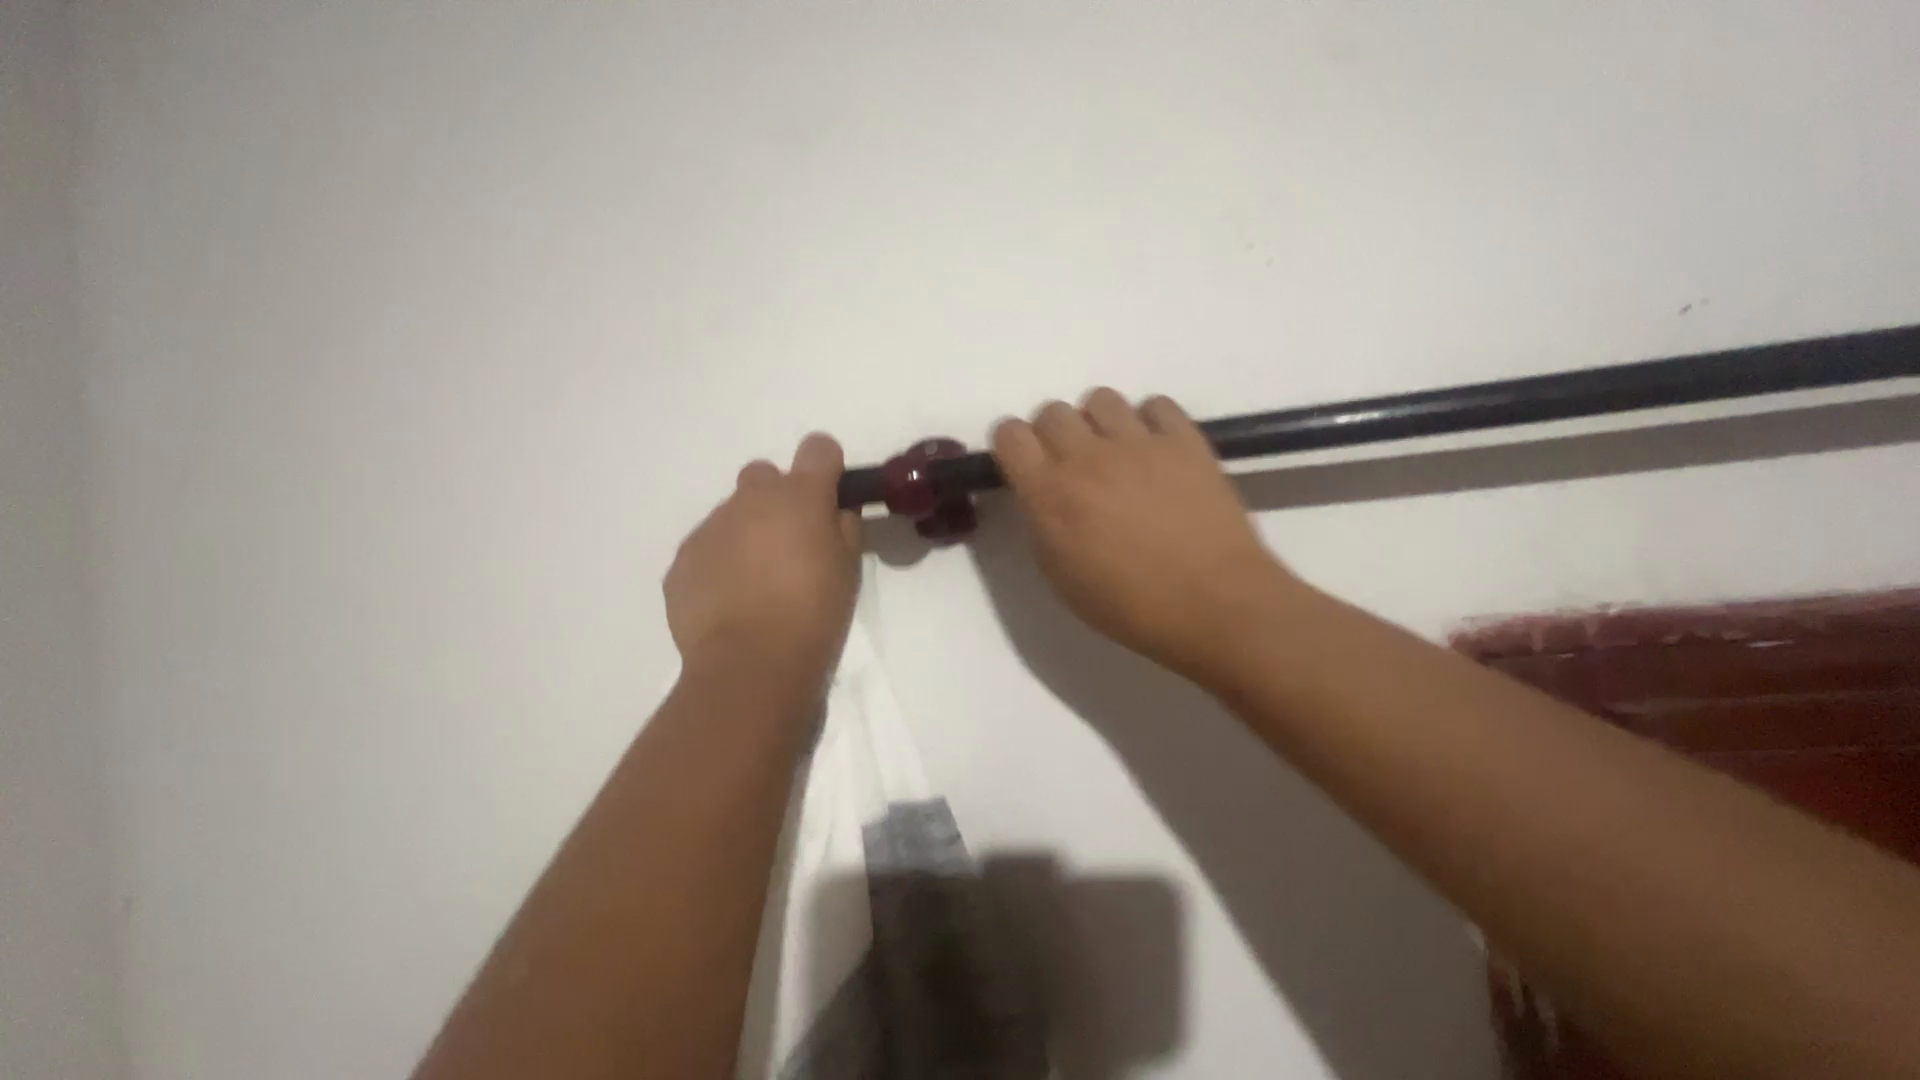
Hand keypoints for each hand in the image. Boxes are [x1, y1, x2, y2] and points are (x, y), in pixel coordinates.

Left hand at [665, 434, 861, 690]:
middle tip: (790, 545)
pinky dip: (720, 564)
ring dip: (747, 534)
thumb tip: (834, 511)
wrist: (751, 663)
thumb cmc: (814, 614)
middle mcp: (750, 499)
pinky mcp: (683, 559)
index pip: (818, 448)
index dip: (826, 468)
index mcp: (799, 495)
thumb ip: (843, 528)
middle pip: (765, 476)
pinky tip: (731, 602)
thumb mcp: (848, 569)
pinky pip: (706, 548)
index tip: (829, 496)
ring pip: (732, 514)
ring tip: (757, 584)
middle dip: (778, 501)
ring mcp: (711, 527)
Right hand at [992, 390, 1304, 682]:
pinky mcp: (1184, 439)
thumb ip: (1043, 524)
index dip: (1014, 447)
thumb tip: (1044, 497)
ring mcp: (1138, 442)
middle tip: (1075, 468)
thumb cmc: (1129, 606)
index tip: (1026, 465)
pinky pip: (1156, 405)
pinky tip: (1157, 452)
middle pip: (1053, 412)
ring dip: (1100, 423)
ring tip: (1117, 455)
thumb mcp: (1061, 577)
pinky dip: (1150, 422)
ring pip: (1101, 399)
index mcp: (1049, 494)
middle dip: (1055, 435)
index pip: (1010, 434)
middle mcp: (1087, 457)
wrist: (1212, 604)